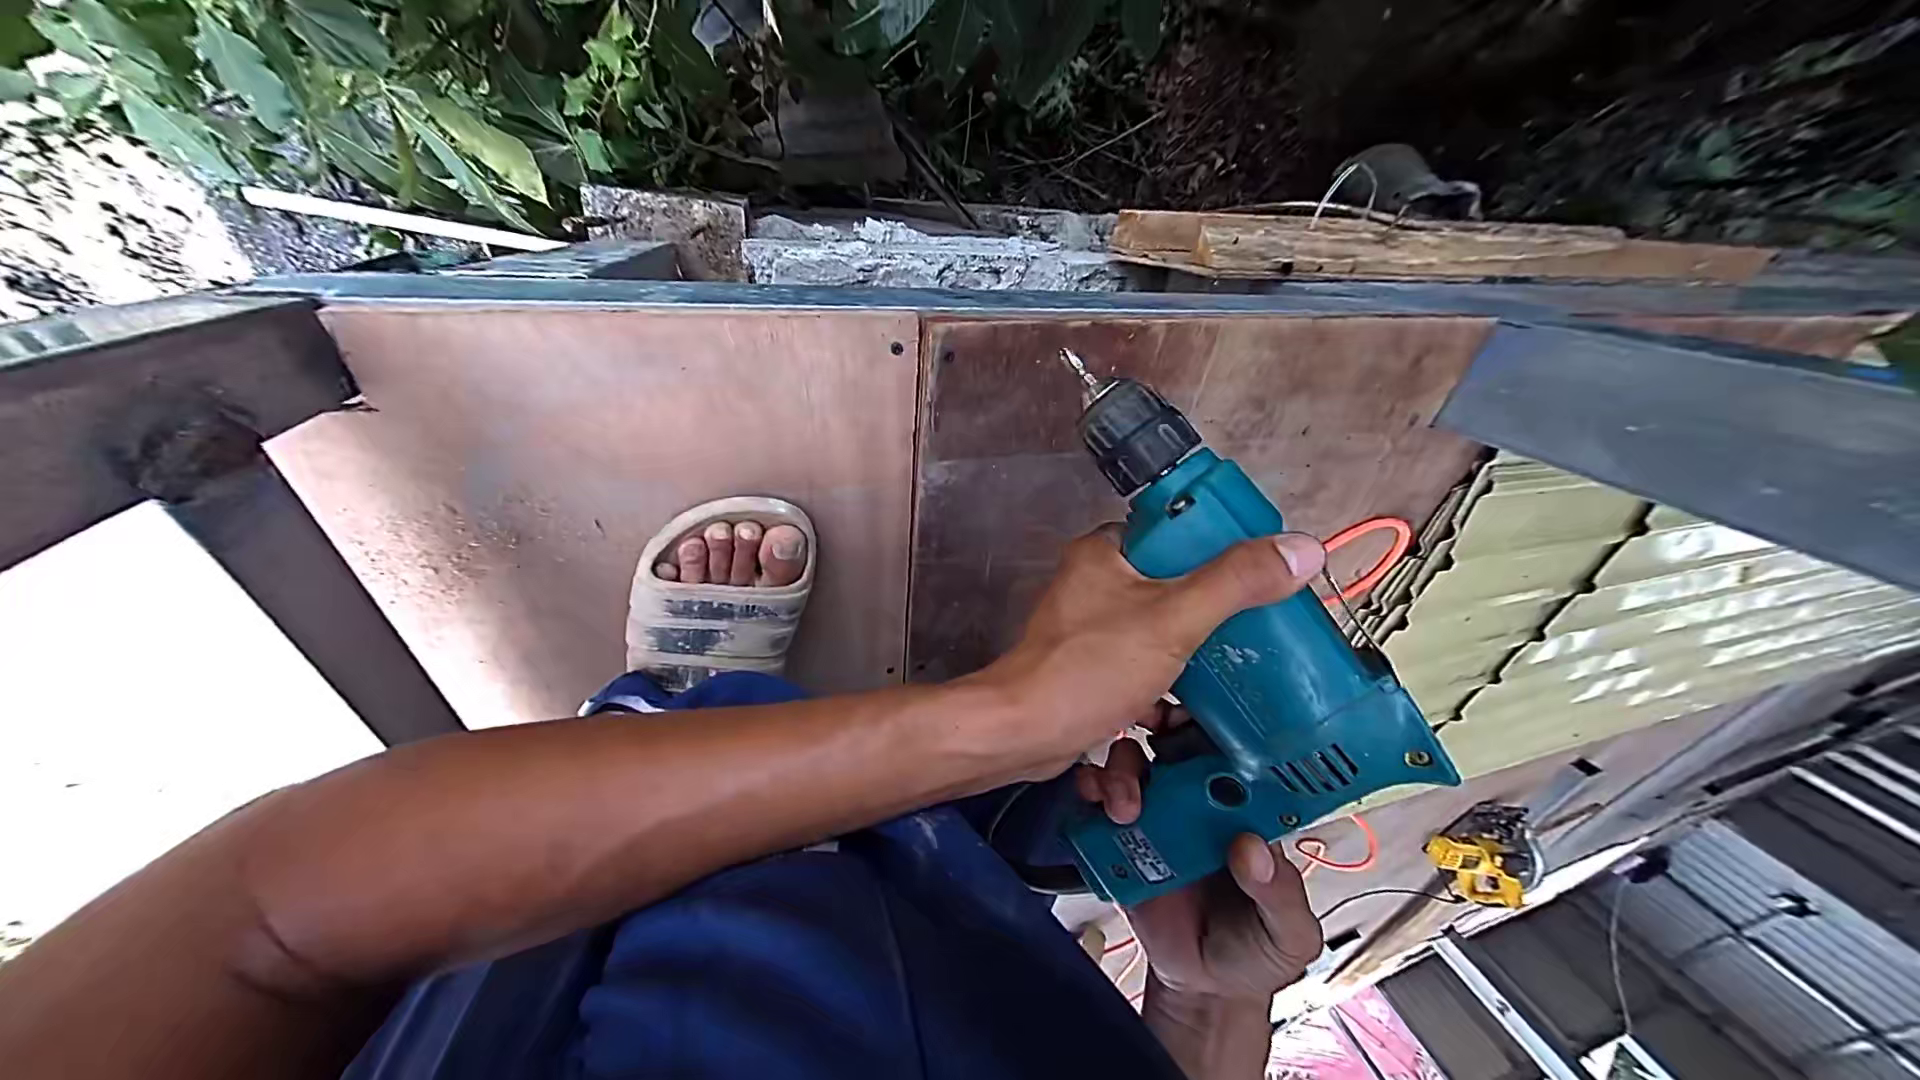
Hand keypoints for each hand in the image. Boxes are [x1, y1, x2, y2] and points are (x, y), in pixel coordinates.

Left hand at [972, 526, 1325, 780]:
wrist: (1024, 734)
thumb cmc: (1086, 668)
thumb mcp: (1173, 619)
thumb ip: (1234, 583)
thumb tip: (1299, 549)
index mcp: (1105, 553)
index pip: (1175, 532)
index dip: (1218, 550)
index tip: (1257, 578)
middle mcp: (1094, 585)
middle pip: (1173, 592)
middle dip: (1209, 627)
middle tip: (1247, 645)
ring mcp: (1090, 631)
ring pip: (1158, 641)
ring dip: (1184, 676)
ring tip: (1210, 699)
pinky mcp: (1089, 671)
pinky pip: (1138, 677)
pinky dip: (1155, 702)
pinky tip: (1169, 727)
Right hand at [1076, 712, 1323, 1002]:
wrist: (1202, 986)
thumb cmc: (1253, 950)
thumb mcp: (1288, 934)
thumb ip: (1279, 895)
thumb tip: (1252, 848)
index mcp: (1242, 811)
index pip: (1230, 752)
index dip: (1215, 724)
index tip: (1200, 717)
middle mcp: (1197, 802)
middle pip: (1174, 741)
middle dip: (1160, 721)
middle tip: (1153, 726)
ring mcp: (1156, 815)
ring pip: (1132, 763)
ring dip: (1122, 769)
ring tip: (1124, 804)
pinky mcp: (1120, 836)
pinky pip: (1098, 803)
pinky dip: (1090, 793)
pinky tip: (1094, 807)